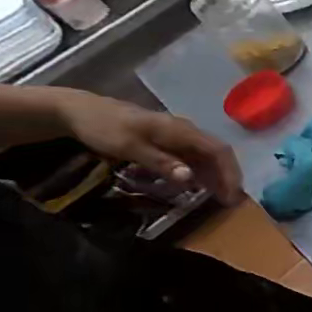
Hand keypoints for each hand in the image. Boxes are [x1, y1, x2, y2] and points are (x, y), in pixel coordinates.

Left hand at [51, 89, 242, 202]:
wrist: (79, 110)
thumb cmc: (104, 128)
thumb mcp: (130, 147)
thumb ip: (161, 162)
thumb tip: (190, 179)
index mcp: (182, 130)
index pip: (219, 151)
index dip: (230, 174)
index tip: (233, 196)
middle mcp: (187, 131)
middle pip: (219, 153)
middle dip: (228, 177)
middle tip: (231, 201)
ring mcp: (179, 135)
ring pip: (209, 156)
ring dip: (217, 175)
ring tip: (220, 197)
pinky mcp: (170, 140)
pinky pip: (195, 156)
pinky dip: (203, 172)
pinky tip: (199, 185)